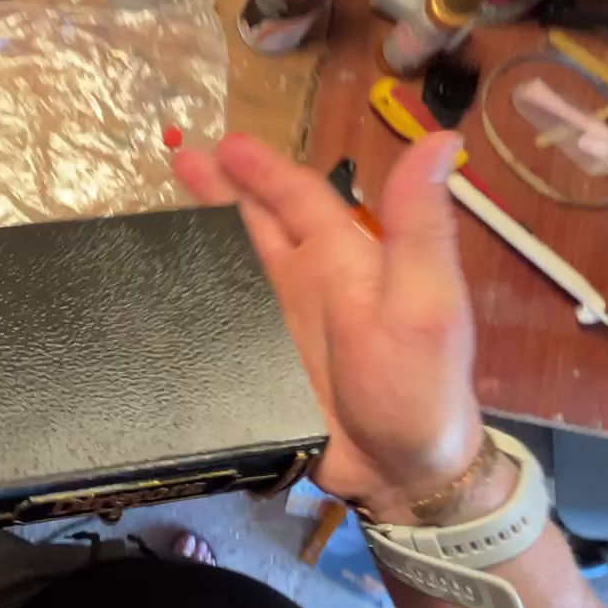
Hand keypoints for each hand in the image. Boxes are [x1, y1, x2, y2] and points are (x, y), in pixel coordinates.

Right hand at [172, 132, 483, 522]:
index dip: (262, 170)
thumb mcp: (424, 304)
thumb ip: (419, 227)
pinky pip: (225, 311)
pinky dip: (200, 288)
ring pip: (238, 260)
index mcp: (347, 259)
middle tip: (181, 158)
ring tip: (169, 205)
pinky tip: (174, 282)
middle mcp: (311, 280)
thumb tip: (438, 139)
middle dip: (222, 187)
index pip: (299, 199)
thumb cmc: (415, 388)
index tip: (222, 145)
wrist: (395, 469)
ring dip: (207, 228)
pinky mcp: (261, 356)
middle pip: (260, 221)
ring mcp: (282, 320)